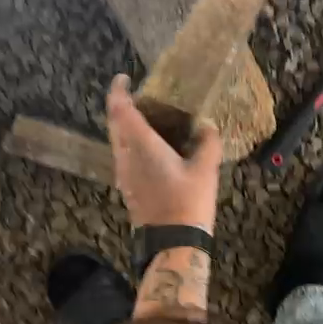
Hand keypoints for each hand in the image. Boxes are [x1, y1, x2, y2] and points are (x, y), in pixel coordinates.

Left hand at [105, 74, 220, 231]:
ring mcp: (124, 175)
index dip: (118, 91)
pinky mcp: (128, 189)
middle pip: (114, 125)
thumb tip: (207, 125)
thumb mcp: (206, 169)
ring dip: (126, 127)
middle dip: (121, 107)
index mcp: (141, 145)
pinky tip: (154, 149)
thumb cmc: (188, 202)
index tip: (124, 78)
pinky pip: (125, 157)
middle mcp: (126, 157)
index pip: (120, 110)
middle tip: (140, 97)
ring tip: (150, 121)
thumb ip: (207, 142)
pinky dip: (132, 145)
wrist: (172, 245)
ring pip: (117, 142)